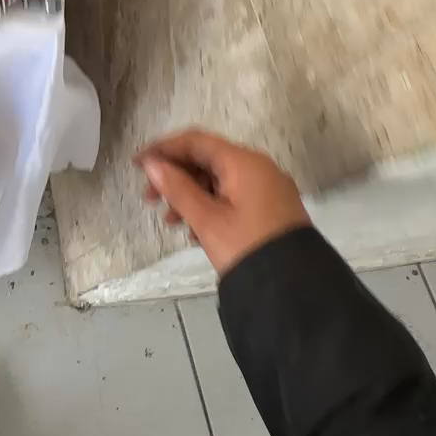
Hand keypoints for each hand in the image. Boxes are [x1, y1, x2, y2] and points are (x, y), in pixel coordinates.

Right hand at [136, 129, 310, 274]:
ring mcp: (268, 189)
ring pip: (217, 180)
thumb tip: (151, 164)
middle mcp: (258, 168)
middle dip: (175, 177)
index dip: (162, 149)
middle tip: (150, 198)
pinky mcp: (271, 210)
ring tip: (169, 220)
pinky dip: (209, 206)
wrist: (298, 293)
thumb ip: (176, 187)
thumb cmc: (246, 248)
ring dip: (189, 195)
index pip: (195, 141)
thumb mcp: (206, 219)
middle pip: (206, 160)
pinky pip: (232, 197)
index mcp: (244, 162)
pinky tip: (194, 231)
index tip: (137, 164)